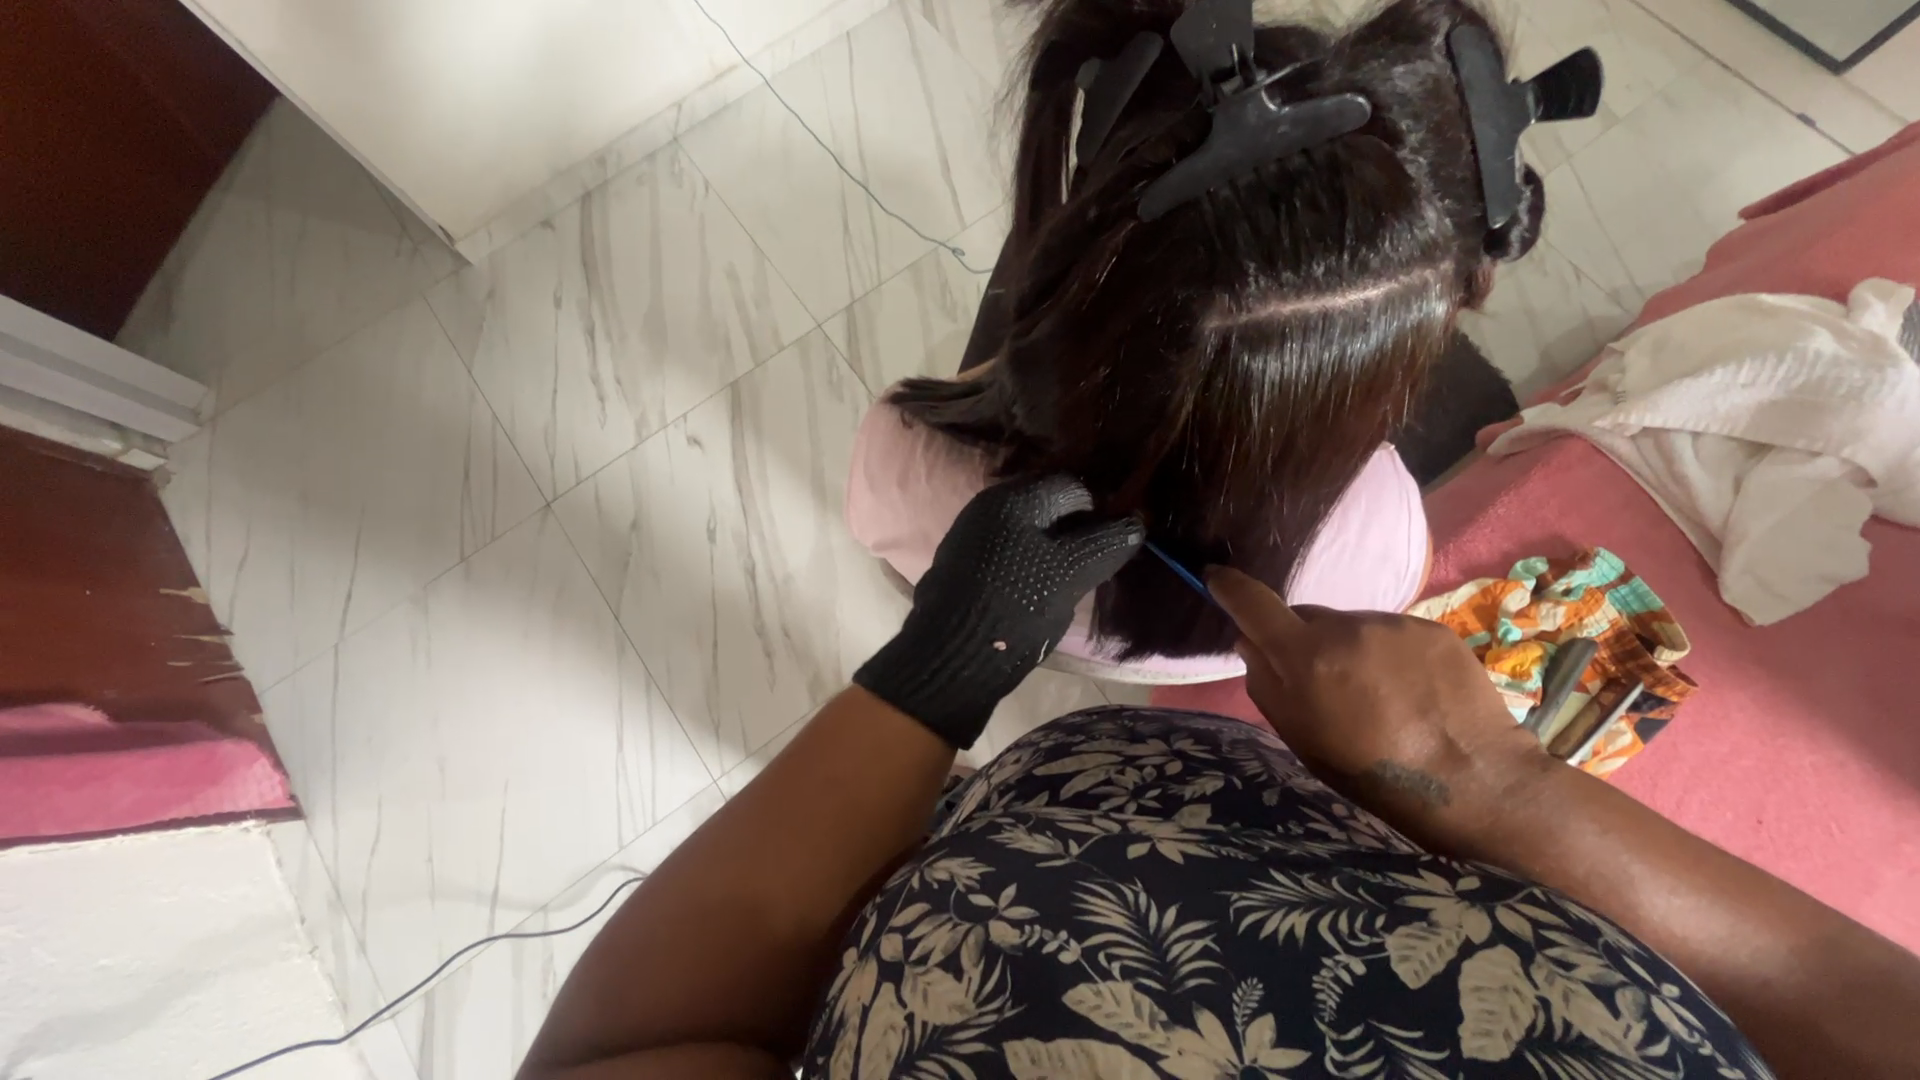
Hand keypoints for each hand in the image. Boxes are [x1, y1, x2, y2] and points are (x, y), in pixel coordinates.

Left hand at [854, 475, 1143, 748]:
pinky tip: (1040, 590)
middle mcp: (985, 507)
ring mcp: (970, 537)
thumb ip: (1106, 543)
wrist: (954, 653)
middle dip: (1075, 529)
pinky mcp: (962, 566)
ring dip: (1052, 549)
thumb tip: (1136, 524)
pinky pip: (1008, 553)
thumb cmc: (1017, 604)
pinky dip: (1029, 563)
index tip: (1114, 539)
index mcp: (1012, 497)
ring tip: (1073, 579)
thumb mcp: (1072, 573)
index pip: (1071, 486)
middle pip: (1047, 507)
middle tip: (1097, 560)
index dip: (1099, 509)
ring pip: (1027, 532)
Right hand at [1206, 566, 1548, 848]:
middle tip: (1323, 685)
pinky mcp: (1432, 627)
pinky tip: (1410, 691)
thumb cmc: (1370, 771)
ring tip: (1378, 696)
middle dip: (1304, 641)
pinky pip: (1392, 632)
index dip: (1228, 587)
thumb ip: (1265, 682)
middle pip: (1306, 618)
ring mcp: (1393, 623)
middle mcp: (1346, 626)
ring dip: (1350, 649)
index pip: (1253, 603)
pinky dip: (1389, 654)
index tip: (1215, 577)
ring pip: (1351, 626)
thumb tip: (1251, 642)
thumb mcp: (1298, 736)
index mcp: (1306, 656)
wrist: (1474, 782)